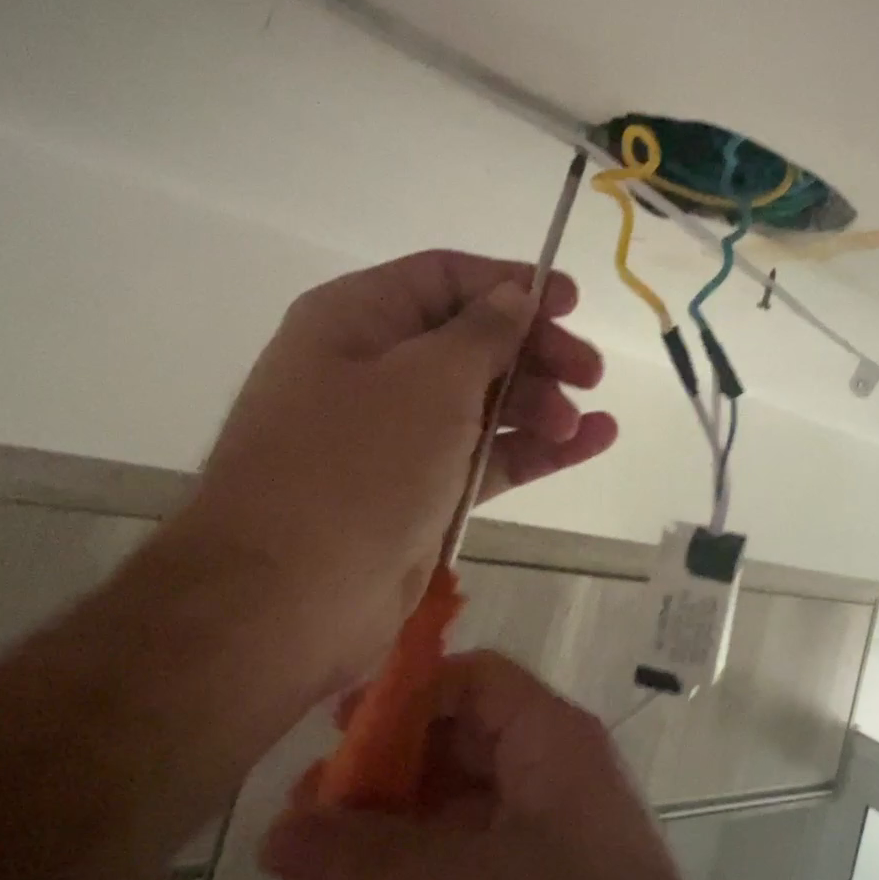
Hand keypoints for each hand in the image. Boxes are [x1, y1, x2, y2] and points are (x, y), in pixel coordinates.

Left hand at [178, 250, 617, 672]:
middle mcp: (375, 369)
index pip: (445, 278)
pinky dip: (535, 449)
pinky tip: (591, 443)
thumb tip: (515, 296)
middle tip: (590, 373)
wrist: (287, 601)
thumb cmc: (356, 465)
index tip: (571, 303)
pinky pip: (488, 455)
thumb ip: (484, 332)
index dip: (511, 284)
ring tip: (580, 426)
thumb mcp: (429, 380)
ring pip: (485, 401)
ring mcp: (398, 435)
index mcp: (358, 320)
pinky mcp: (420, 492)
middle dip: (536, 351)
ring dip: (541, 404)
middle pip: (473, 340)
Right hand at [261, 652, 709, 879]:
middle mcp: (552, 769)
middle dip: (378, 779)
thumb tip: (274, 833)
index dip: (410, 693)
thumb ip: (372, 858)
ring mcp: (548, 828)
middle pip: (456, 744)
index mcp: (552, 737)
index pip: (478, 680)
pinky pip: (464, 864)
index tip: (338, 729)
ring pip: (451, 812)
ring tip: (305, 874)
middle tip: (303, 812)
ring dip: (382, 841)